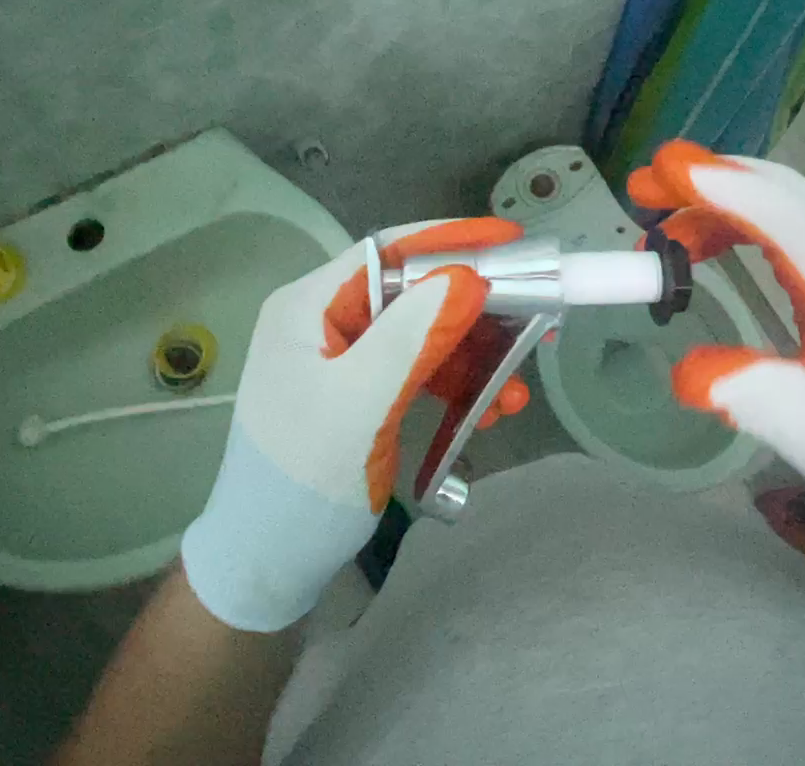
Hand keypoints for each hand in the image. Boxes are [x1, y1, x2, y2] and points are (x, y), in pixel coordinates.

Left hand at [179, 219, 528, 630]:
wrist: (269, 564)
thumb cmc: (302, 484)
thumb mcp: (359, 405)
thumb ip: (412, 337)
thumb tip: (468, 277)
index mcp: (309, 307)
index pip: (388, 252)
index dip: (452, 241)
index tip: (513, 242)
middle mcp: (327, 320)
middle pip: (415, 293)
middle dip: (476, 315)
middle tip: (535, 328)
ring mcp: (346, 358)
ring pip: (427, 335)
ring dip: (476, 359)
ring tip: (515, 396)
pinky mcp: (365, 392)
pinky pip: (422, 371)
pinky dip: (459, 387)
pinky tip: (491, 412)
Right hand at [628, 141, 804, 529]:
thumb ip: (748, 394)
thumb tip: (682, 371)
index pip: (781, 211)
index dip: (720, 186)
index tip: (662, 170)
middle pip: (778, 188)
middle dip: (707, 178)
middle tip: (641, 187)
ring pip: (779, 200)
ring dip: (717, 201)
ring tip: (660, 231)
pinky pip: (785, 221)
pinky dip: (736, 221)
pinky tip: (702, 247)